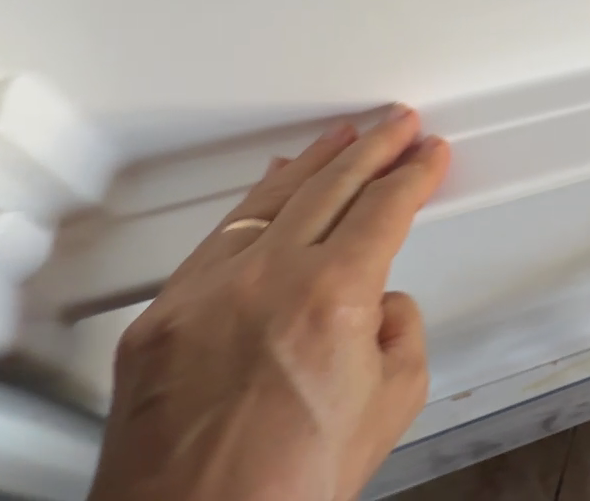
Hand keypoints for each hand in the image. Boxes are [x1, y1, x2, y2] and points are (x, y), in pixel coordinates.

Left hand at [89, 105, 451, 500]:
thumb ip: (403, 330)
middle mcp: (265, 281)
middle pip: (333, 185)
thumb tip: (383, 303)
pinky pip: (218, 238)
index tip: (429, 156)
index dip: (415, 173)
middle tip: (399, 124)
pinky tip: (274, 185)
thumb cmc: (288, 486)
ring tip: (345, 135)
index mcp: (333, 297)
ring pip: (272, 200)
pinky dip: (256, 203)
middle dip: (376, 146)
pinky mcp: (160, 319)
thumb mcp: (393, 401)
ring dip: (317, 161)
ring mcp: (205, 295)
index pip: (385, 206)